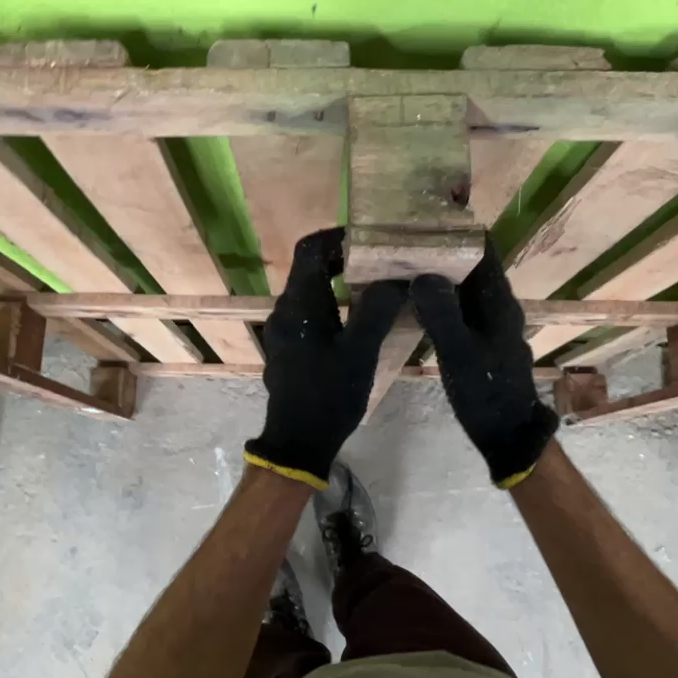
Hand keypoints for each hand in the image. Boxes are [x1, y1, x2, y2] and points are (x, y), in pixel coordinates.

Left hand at [244, 228, 409, 490]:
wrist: (298, 440)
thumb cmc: (329, 393)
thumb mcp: (361, 351)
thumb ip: (377, 310)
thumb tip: (396, 279)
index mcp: (299, 304)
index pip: (309, 249)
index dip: (336, 237)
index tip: (367, 238)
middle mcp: (283, 310)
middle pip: (308, 268)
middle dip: (341, 259)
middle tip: (376, 261)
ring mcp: (281, 330)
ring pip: (307, 291)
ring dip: (336, 283)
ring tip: (372, 288)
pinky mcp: (286, 347)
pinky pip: (307, 312)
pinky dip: (329, 304)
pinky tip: (354, 320)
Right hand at [411, 243, 558, 487]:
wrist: (509, 436)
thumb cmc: (487, 394)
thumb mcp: (459, 353)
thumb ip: (441, 312)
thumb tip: (422, 273)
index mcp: (499, 302)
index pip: (483, 248)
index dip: (459, 227)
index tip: (426, 213)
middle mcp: (498, 306)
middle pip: (472, 263)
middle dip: (443, 246)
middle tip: (403, 234)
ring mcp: (490, 323)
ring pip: (465, 285)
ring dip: (440, 270)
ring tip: (403, 258)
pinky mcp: (480, 338)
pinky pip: (459, 305)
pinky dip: (439, 295)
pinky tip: (413, 298)